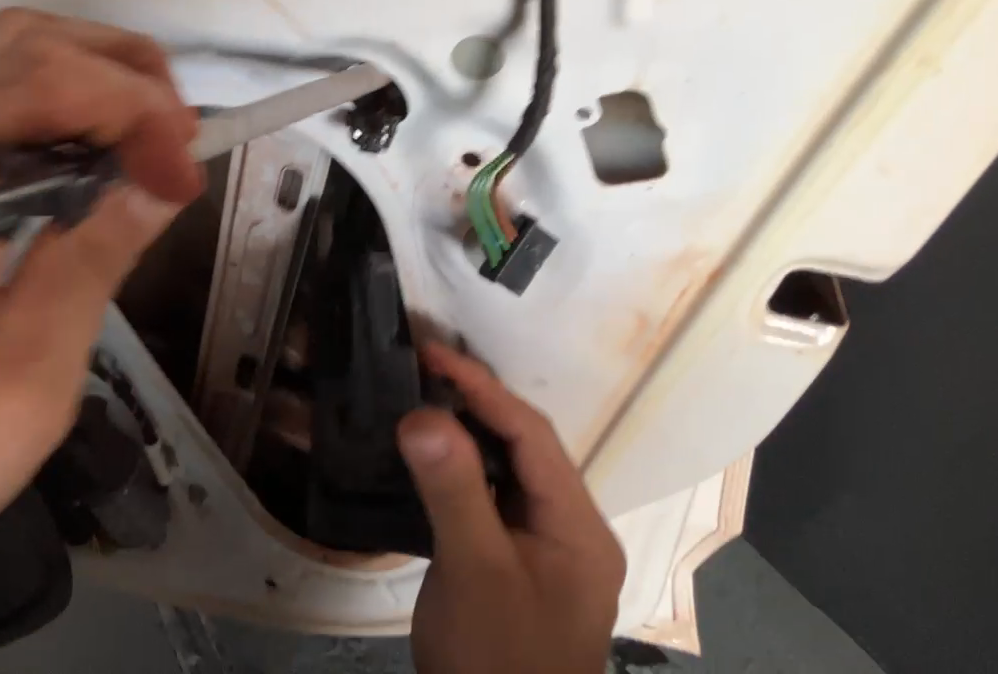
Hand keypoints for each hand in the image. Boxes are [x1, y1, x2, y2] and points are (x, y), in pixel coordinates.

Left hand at [0, 8, 201, 594]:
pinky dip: (37, 108)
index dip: (132, 106)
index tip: (185, 170)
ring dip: (78, 77)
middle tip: (174, 136)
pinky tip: (75, 166)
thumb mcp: (22, 393)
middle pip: (13, 45)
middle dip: (115, 67)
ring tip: (140, 140)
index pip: (39, 88)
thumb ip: (89, 266)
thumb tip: (157, 177)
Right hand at [399, 343, 625, 673]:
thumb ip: (453, 490)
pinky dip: (460, 468)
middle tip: (419, 369)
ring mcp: (547, 551)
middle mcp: (573, 530)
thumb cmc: (495, 658)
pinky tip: (428, 461)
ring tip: (418, 400)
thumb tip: (423, 412)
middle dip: (476, 401)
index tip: (429, 354)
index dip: (480, 387)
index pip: (531, 434)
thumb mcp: (474, 571)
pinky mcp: (518, 566)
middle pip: (526, 447)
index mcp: (579, 526)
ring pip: (509, 471)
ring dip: (467, 432)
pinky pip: (493, 498)